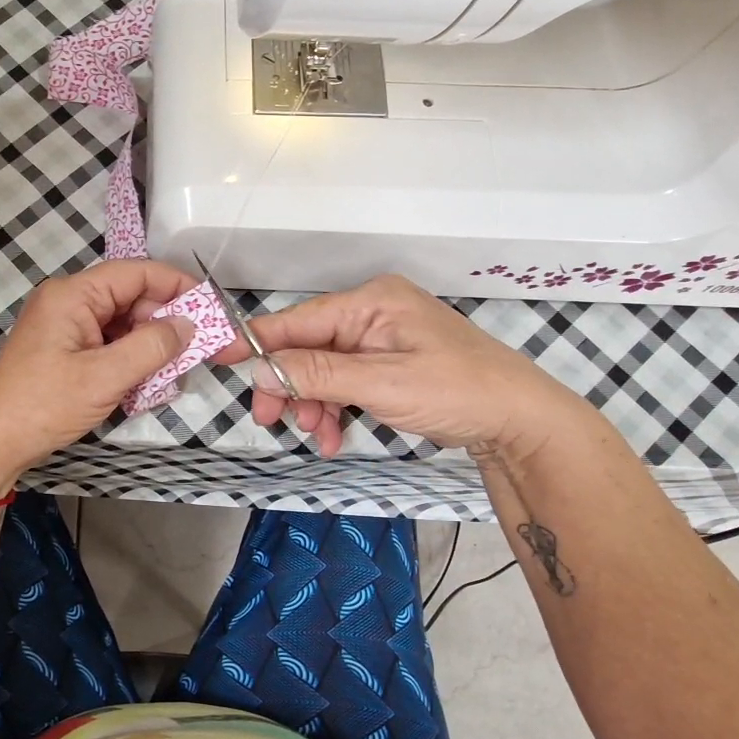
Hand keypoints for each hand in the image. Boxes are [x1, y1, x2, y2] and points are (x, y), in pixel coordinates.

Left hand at [0, 260, 198, 494]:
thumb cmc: (44, 406)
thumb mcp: (105, 377)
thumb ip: (152, 347)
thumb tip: (188, 325)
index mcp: (72, 295)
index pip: (136, 272)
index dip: (176, 285)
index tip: (210, 308)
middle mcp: (67, 303)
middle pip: (130, 299)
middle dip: (164, 324)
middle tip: (196, 352)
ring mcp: (64, 328)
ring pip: (122, 326)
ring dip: (148, 349)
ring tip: (169, 377)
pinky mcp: (63, 353)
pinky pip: (107, 347)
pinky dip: (129, 363)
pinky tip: (143, 388)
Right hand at [218, 274, 588, 458]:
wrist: (520, 422)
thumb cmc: (456, 391)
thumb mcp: (381, 382)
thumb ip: (316, 373)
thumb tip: (260, 371)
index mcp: (370, 302)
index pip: (297, 320)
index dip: (256, 342)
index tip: (218, 360)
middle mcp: (370, 314)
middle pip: (304, 347)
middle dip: (288, 385)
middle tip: (271, 421)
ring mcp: (379, 340)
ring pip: (320, 370)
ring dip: (311, 404)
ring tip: (317, 436)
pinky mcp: (386, 366)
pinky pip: (342, 383)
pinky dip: (332, 408)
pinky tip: (332, 436)